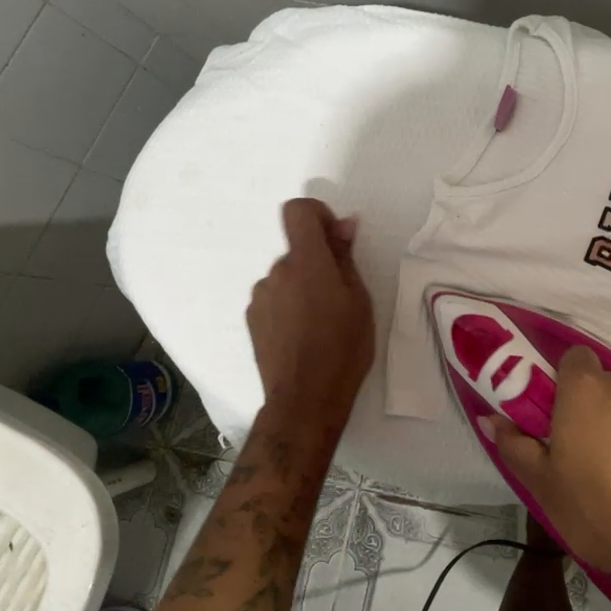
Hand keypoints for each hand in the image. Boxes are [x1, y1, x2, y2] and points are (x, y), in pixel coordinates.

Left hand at [245, 198, 374, 417]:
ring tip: (321, 323)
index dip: (317, 215)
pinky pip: (274, 298)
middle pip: (296, 249)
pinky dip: (288, 306)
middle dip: (317, 262)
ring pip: (286, 277)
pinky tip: (302, 336)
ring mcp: (259, 297)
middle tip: (340, 296)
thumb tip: (342, 225)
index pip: (297, 211)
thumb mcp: (359, 300)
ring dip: (302, 287)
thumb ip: (345, 258)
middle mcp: (276, 272)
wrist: (304, 399)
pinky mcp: (252, 320)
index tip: (335, 239)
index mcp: (306, 262)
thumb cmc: (343, 347)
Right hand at [488, 347, 610, 599]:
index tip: (553, 420)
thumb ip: (516, 447)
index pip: (572, 359)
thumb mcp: (545, 488)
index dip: (561, 383)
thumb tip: (492, 418)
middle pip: (602, 384)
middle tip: (580, 455)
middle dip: (590, 410)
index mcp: (584, 389)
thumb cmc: (603, 510)